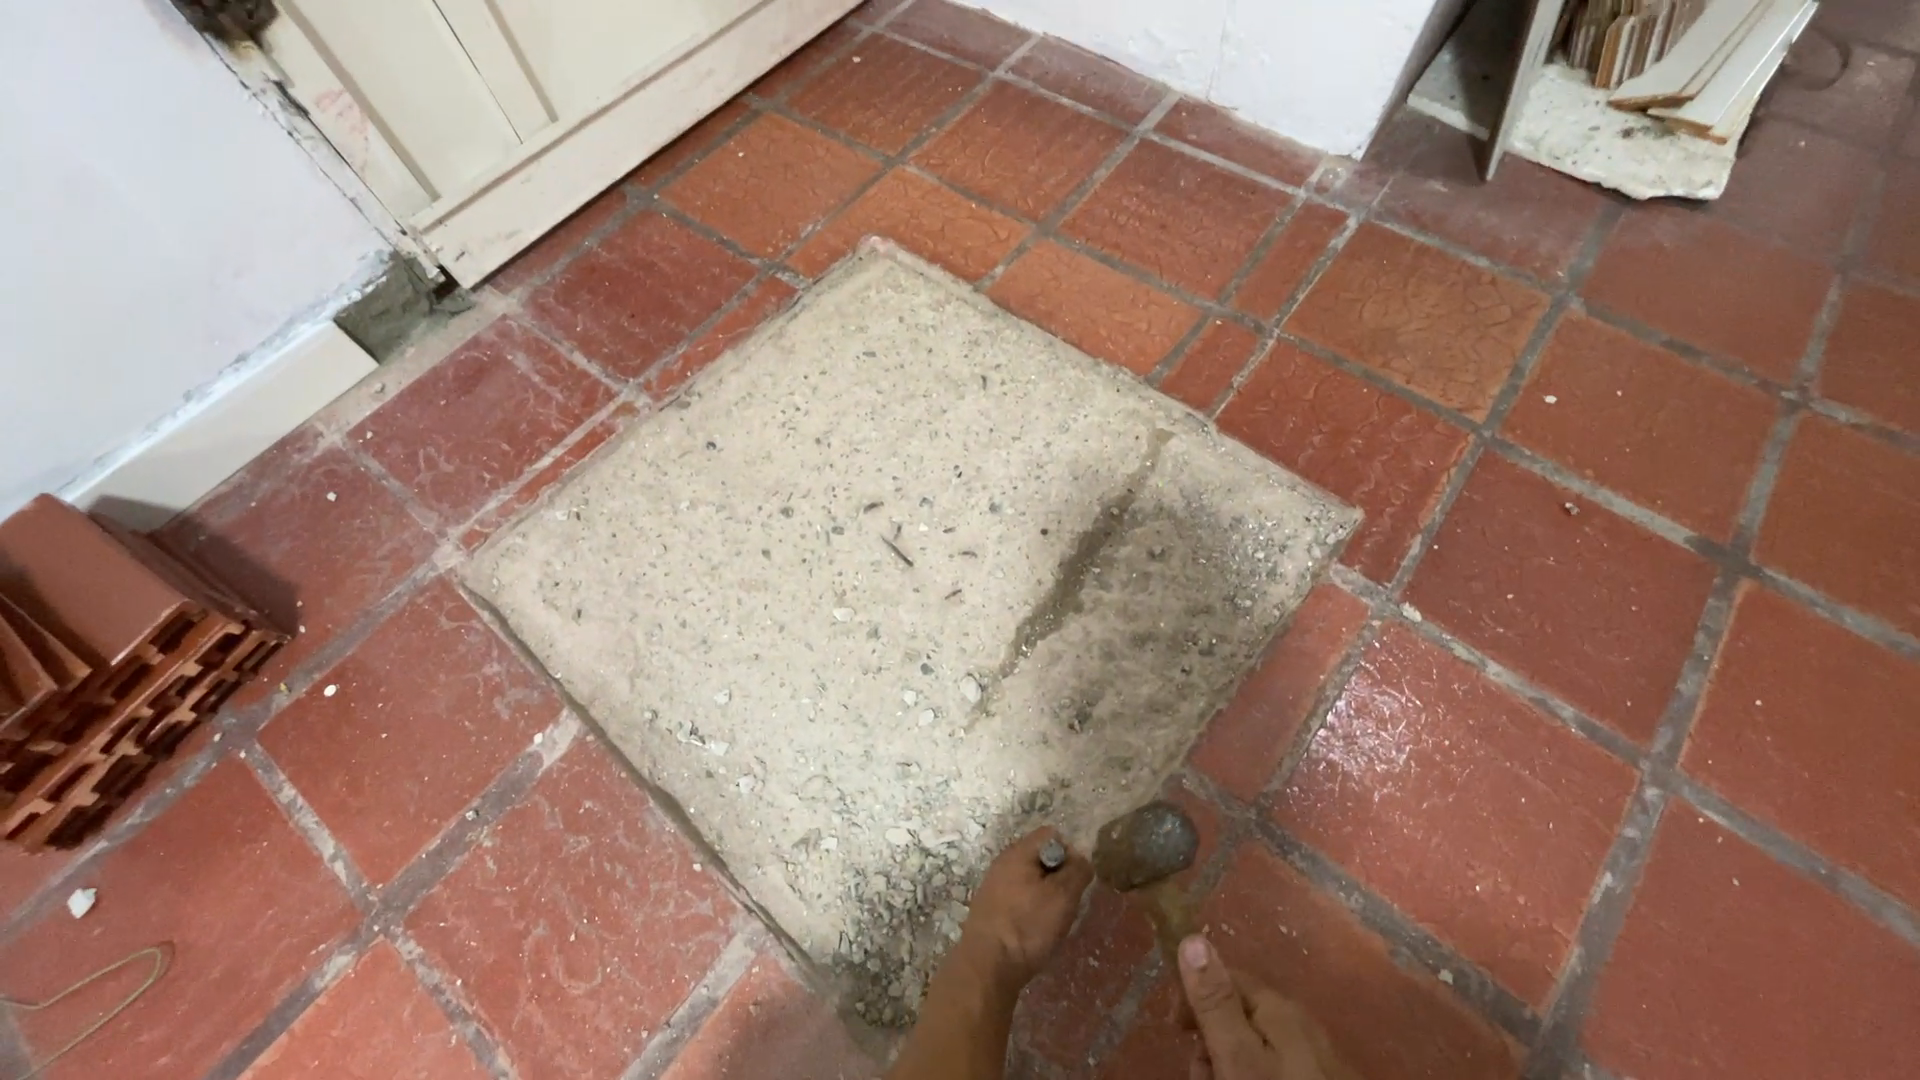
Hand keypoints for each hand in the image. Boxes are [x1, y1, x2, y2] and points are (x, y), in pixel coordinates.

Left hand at [955, 827, 1093, 989]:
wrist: (987, 966)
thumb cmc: (1027, 926)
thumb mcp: (1062, 897)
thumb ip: (1077, 871)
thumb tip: (1082, 859)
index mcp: (1018, 852)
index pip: (1051, 835)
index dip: (1070, 853)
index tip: (1075, 881)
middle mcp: (1002, 863)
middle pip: (1041, 858)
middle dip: (1059, 877)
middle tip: (1066, 903)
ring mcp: (993, 886)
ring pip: (1031, 880)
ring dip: (1046, 896)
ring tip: (1052, 921)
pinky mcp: (990, 908)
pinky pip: (1019, 899)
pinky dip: (1031, 910)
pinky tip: (1034, 931)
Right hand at [1178, 935, 1341, 1079]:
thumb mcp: (1238, 1056)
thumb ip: (1215, 1002)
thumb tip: (1192, 937)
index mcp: (1278, 1007)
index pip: (1224, 976)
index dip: (1193, 996)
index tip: (1175, 1029)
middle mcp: (1299, 1021)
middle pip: (1239, 1015)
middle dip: (1211, 1041)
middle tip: (1202, 1075)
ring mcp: (1316, 1055)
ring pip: (1257, 1047)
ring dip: (1230, 1066)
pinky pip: (1278, 1069)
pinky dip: (1256, 1076)